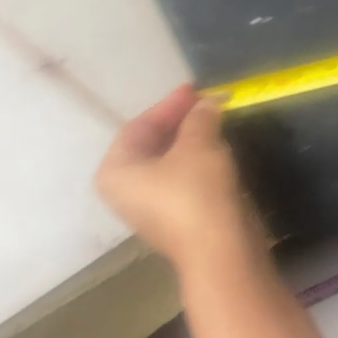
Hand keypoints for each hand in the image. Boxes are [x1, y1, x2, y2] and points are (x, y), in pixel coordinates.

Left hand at [97, 85, 261, 268]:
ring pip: (169, 164)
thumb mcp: (200, 147)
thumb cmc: (198, 194)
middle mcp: (124, 189)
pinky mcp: (177, 219)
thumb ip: (201, 118)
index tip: (197, 88)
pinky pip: (184, 181)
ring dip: (193, 143)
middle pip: (151, 146)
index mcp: (115, 170)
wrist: (220, 249)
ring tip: (219, 126)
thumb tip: (209, 101)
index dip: (170, 105)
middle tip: (209, 106)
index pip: (139, 127)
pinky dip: (200, 164)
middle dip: (181, 123)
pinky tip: (221, 156)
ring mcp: (149, 207)